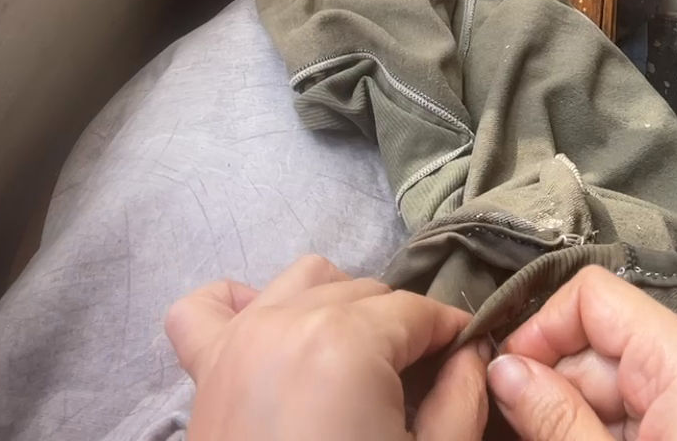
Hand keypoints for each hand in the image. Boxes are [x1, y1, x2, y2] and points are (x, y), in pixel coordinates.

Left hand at [166, 254, 489, 440]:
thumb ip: (463, 397)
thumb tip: (471, 351)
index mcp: (346, 342)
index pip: (417, 310)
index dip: (450, 330)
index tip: (468, 351)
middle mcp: (289, 321)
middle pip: (367, 291)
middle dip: (401, 325)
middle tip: (421, 376)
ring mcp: (240, 340)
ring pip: (305, 279)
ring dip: (339, 302)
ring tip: (358, 356)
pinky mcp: (206, 368)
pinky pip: (205, 308)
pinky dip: (239, 305)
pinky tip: (270, 332)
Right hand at [486, 265, 676, 440]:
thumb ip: (557, 420)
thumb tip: (501, 367)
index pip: (593, 297)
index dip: (542, 328)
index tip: (505, 378)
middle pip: (600, 344)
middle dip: (552, 385)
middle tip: (514, 433)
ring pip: (616, 387)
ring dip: (574, 420)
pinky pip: (644, 420)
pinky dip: (607, 439)